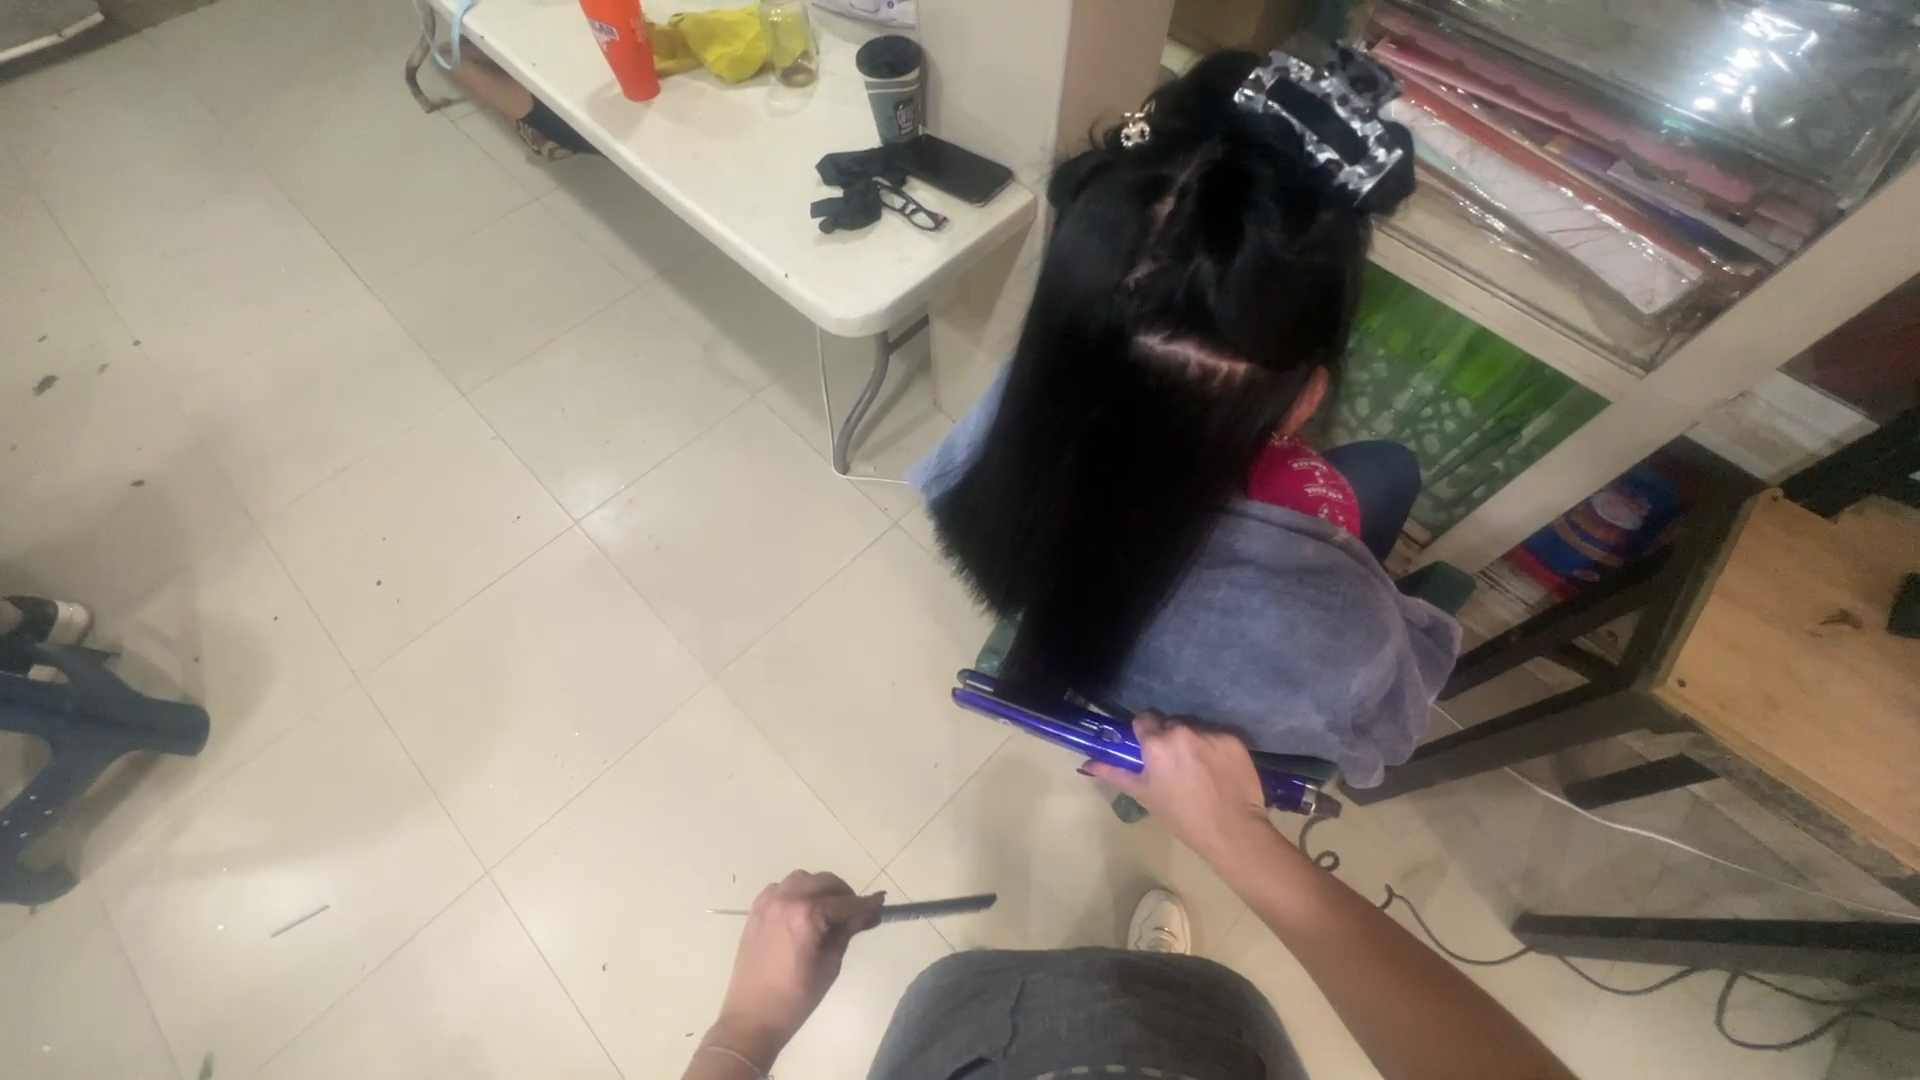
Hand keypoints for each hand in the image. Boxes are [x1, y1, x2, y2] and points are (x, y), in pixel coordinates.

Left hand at [708, 871, 884, 1068]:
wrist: (752, 1018)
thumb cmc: (796, 998)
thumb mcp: (830, 965)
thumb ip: (846, 932)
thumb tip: (866, 914)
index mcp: (807, 915)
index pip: (845, 903)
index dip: (865, 904)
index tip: (880, 902)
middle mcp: (787, 900)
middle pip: (825, 882)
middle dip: (844, 894)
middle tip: (854, 911)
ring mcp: (768, 903)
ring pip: (802, 879)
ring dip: (818, 888)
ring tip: (826, 909)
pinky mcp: (756, 911)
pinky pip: (780, 888)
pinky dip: (794, 892)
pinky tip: (800, 910)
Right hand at [1085, 712, 1275, 862]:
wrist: (1232, 831)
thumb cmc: (1182, 817)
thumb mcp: (1144, 794)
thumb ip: (1115, 773)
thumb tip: (1087, 764)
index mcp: (1156, 743)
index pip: (1144, 719)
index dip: (1145, 733)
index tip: (1150, 750)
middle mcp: (1182, 730)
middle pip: (1170, 723)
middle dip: (1170, 738)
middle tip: (1175, 764)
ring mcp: (1210, 733)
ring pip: (1195, 728)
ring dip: (1193, 742)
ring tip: (1200, 769)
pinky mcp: (1233, 739)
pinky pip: (1217, 736)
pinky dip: (1215, 748)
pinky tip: (1219, 770)